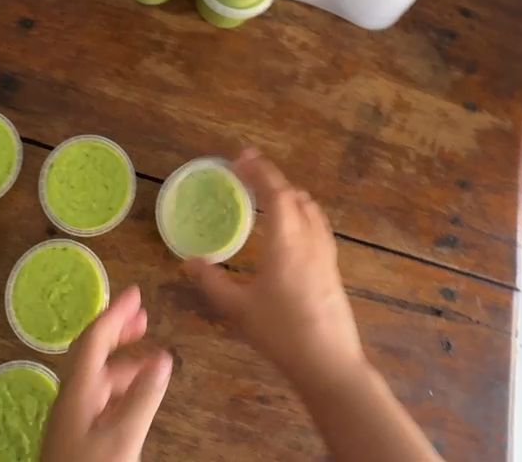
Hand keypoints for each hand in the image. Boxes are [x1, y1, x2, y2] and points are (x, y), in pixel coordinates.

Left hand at [40, 286, 173, 461]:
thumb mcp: (122, 437)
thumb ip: (142, 397)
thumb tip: (164, 356)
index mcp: (78, 388)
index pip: (96, 337)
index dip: (117, 312)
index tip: (137, 292)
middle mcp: (71, 396)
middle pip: (93, 352)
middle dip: (119, 331)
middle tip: (145, 318)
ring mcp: (72, 417)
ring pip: (97, 376)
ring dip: (123, 361)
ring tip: (152, 359)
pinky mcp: (76, 437)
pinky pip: (99, 397)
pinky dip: (120, 386)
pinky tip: (136, 396)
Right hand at [186, 148, 365, 391]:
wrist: (329, 365)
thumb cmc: (281, 334)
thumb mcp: (239, 310)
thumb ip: (212, 283)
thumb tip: (188, 262)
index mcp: (285, 241)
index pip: (275, 192)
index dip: (259, 170)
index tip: (241, 157)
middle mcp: (308, 239)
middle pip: (293, 195)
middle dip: (270, 178)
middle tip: (248, 171)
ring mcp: (325, 253)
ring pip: (310, 208)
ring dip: (289, 193)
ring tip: (268, 193)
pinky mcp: (332, 267)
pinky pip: (318, 225)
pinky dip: (302, 211)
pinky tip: (293, 226)